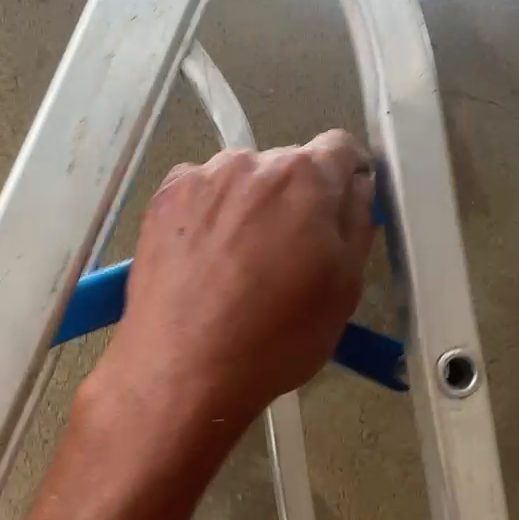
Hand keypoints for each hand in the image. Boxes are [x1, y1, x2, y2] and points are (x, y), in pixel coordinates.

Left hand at [89, 130, 376, 426]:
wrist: (183, 371)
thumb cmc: (277, 338)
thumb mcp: (344, 289)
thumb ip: (357, 222)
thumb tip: (356, 185)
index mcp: (306, 177)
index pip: (341, 149)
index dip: (348, 177)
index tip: (340, 212)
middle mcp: (251, 161)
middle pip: (287, 166)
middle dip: (296, 199)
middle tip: (287, 257)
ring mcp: (200, 178)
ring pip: (241, 179)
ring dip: (249, 205)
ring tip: (238, 264)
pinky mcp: (161, 200)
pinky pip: (200, 194)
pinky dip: (209, 215)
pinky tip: (203, 259)